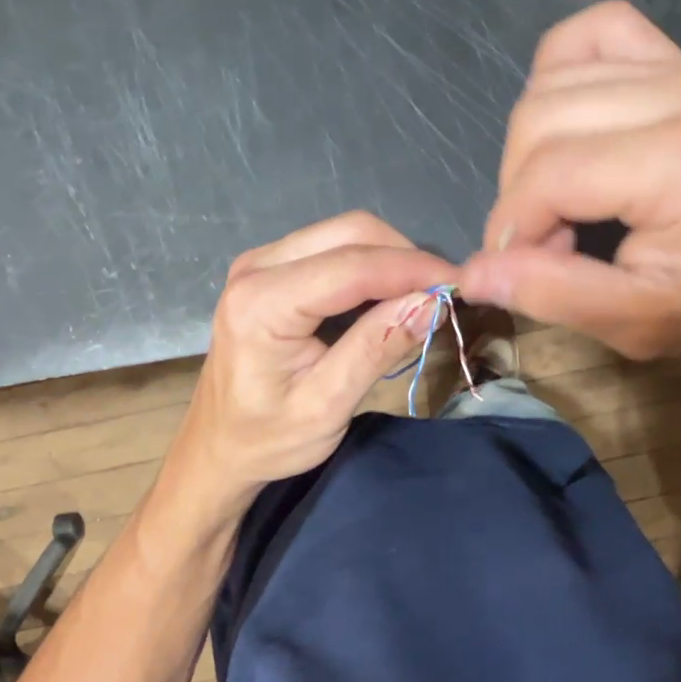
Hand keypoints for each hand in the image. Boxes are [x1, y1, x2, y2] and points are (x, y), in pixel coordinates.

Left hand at [166, 212, 456, 508]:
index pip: (353, 265)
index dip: (413, 269)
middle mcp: (256, 268)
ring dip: (389, 260)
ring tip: (421, 300)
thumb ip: (375, 349)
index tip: (462, 284)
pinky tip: (388, 300)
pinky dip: (367, 268)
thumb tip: (432, 303)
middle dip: (404, 258)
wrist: (218, 448)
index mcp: (262, 303)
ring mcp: (259, 263)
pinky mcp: (268, 271)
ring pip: (343, 235)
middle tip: (443, 296)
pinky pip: (330, 250)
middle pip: (351, 233)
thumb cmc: (268, 440)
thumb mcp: (327, 406)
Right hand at [457, 1, 680, 359]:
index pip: (546, 174)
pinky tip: (570, 131)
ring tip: (562, 201)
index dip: (513, 229)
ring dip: (532, 148)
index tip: (524, 273)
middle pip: (538, 120)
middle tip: (549, 245)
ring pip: (552, 79)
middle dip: (519, 192)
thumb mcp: (637, 322)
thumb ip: (551, 293)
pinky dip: (560, 78)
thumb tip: (472, 272)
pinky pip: (594, 35)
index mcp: (679, 160)